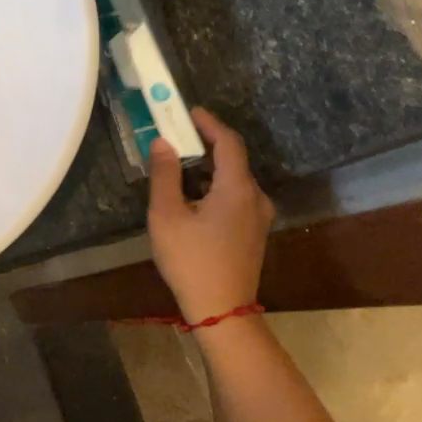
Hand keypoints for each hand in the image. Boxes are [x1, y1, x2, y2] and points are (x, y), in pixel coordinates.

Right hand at [148, 108, 274, 321]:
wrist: (221, 309)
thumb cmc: (191, 260)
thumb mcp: (167, 216)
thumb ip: (165, 175)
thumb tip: (163, 143)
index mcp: (237, 188)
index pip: (228, 142)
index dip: (209, 123)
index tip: (189, 112)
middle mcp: (255, 197)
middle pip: (232, 161)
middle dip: (205, 147)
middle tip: (177, 140)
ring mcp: (258, 217)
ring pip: (233, 182)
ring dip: (208, 171)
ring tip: (178, 172)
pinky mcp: (254, 234)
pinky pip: (236, 199)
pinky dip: (214, 190)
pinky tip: (192, 201)